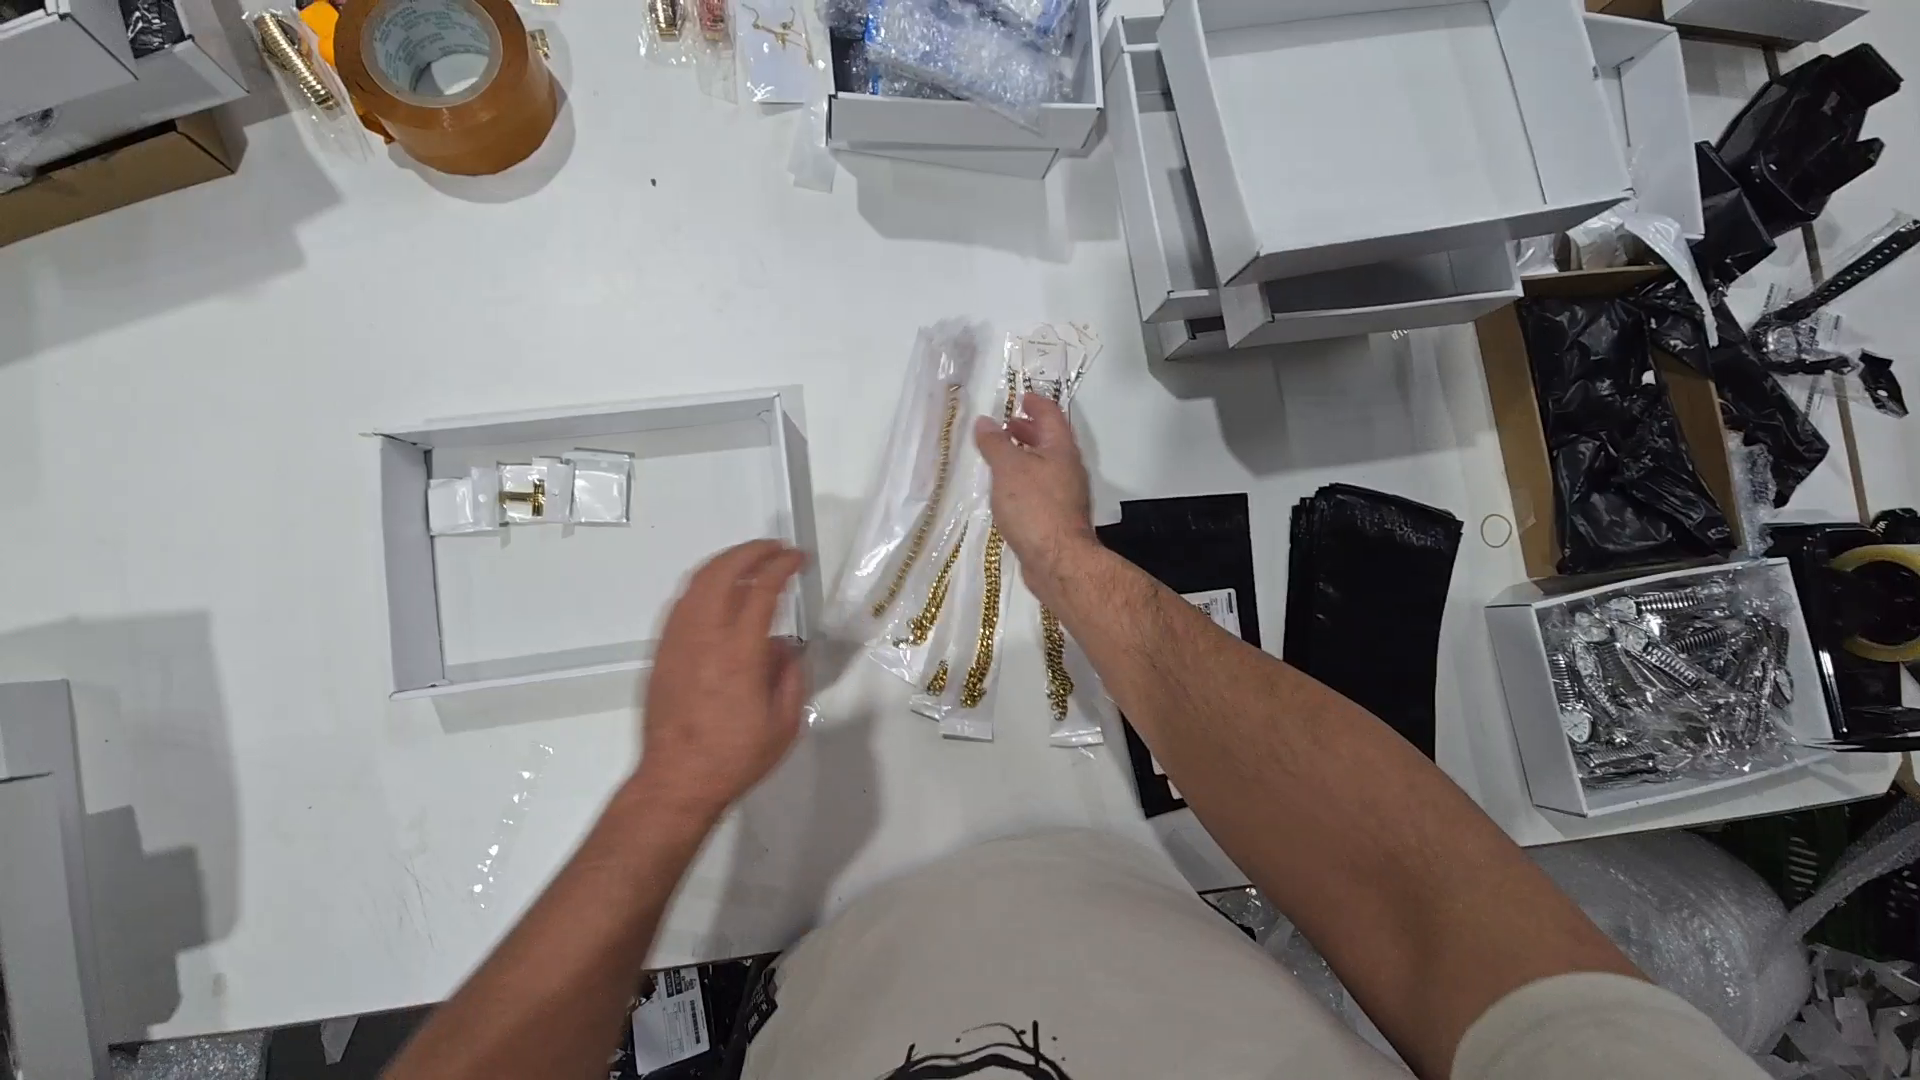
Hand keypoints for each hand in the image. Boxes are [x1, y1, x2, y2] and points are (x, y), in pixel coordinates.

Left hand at [635, 541, 807, 817]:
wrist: (676, 781)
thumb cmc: (735, 757)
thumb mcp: (784, 722)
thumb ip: (789, 675)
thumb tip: (783, 645)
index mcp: (739, 655)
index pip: (762, 592)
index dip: (782, 567)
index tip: (797, 559)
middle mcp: (704, 639)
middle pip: (723, 574)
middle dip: (751, 552)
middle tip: (775, 549)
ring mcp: (676, 643)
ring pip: (696, 583)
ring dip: (724, 563)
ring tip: (747, 561)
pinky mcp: (660, 653)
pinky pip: (680, 604)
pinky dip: (702, 585)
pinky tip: (716, 591)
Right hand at [974, 393, 1097, 607]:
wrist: (1057, 560)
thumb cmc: (1034, 507)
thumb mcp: (1008, 469)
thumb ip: (995, 443)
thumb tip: (985, 421)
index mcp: (1061, 450)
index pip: (1051, 415)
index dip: (1036, 403)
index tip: (1020, 397)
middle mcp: (1068, 468)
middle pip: (1050, 440)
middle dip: (1028, 430)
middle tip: (1006, 425)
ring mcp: (1066, 494)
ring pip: (1045, 466)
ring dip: (1025, 456)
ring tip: (1001, 456)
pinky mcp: (1058, 517)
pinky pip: (1041, 488)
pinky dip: (1024, 479)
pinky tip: (1007, 490)